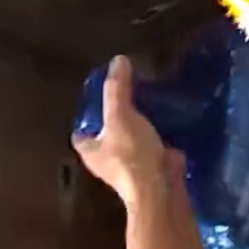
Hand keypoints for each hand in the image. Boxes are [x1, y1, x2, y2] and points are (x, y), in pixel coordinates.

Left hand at [72, 56, 182, 211]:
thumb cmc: (131, 154)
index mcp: (91, 150)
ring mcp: (129, 164)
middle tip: (129, 92)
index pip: (81, 132)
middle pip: (106, 133)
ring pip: (130, 137)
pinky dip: (157, 132)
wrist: (160, 188)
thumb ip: (117, 89)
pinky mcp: (151, 164)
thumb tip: (117, 60)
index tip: (101, 95)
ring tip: (150, 99)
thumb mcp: (121, 116)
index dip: (88, 115)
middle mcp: (106, 159)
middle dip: (115, 117)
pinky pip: (151, 143)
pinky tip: (167, 116)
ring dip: (138, 123)